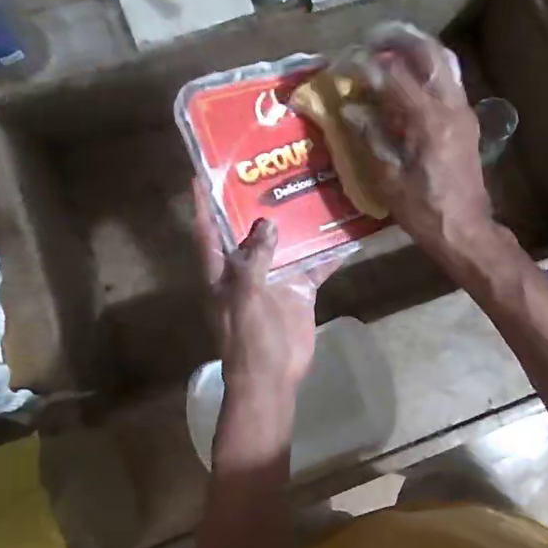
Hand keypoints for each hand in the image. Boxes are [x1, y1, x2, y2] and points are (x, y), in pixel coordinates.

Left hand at [192, 185, 339, 404]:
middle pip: (248, 230)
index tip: (203, 173)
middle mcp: (246, 269)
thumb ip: (254, 257)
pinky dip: (327, 253)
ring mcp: (274, 279)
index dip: (203, 203)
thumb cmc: (247, 337)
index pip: (207, 230)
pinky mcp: (298, 290)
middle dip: (256, 204)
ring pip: (284, 243)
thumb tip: (267, 223)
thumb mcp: (245, 293)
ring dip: (295, 223)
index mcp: (220, 270)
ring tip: (311, 189)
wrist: (271, 377)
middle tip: (272, 170)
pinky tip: (344, 233)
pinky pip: (313, 265)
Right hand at [343, 24, 499, 264]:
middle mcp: (450, 106)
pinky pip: (448, 79)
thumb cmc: (423, 209)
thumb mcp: (388, 177)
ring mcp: (463, 110)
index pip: (394, 74)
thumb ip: (369, 135)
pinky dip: (427, 67)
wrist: (465, 229)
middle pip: (428, 52)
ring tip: (388, 47)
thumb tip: (349, 107)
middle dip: (398, 38)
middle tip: (370, 37)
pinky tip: (407, 74)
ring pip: (444, 61)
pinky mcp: (466, 120)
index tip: (343, 62)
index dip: (366, 64)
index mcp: (428, 120)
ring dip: (416, 48)